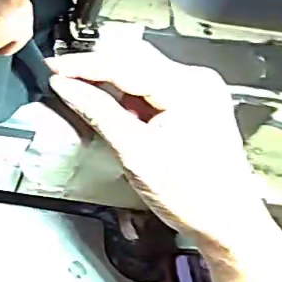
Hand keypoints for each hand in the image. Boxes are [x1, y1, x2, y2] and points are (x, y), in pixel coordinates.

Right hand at [48, 43, 278, 251]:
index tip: (54, 69)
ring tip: (80, 93)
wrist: (227, 223)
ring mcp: (198, 91)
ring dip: (109, 81)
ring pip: (140, 69)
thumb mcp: (133, 151)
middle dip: (93, 67)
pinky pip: (151, 85)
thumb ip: (97, 111)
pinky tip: (110, 106)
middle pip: (132, 58)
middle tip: (60, 77)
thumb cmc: (194, 195)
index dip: (82, 65)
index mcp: (187, 88)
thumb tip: (67, 87)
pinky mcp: (194, 103)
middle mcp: (197, 82)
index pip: (122, 63)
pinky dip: (126, 93)